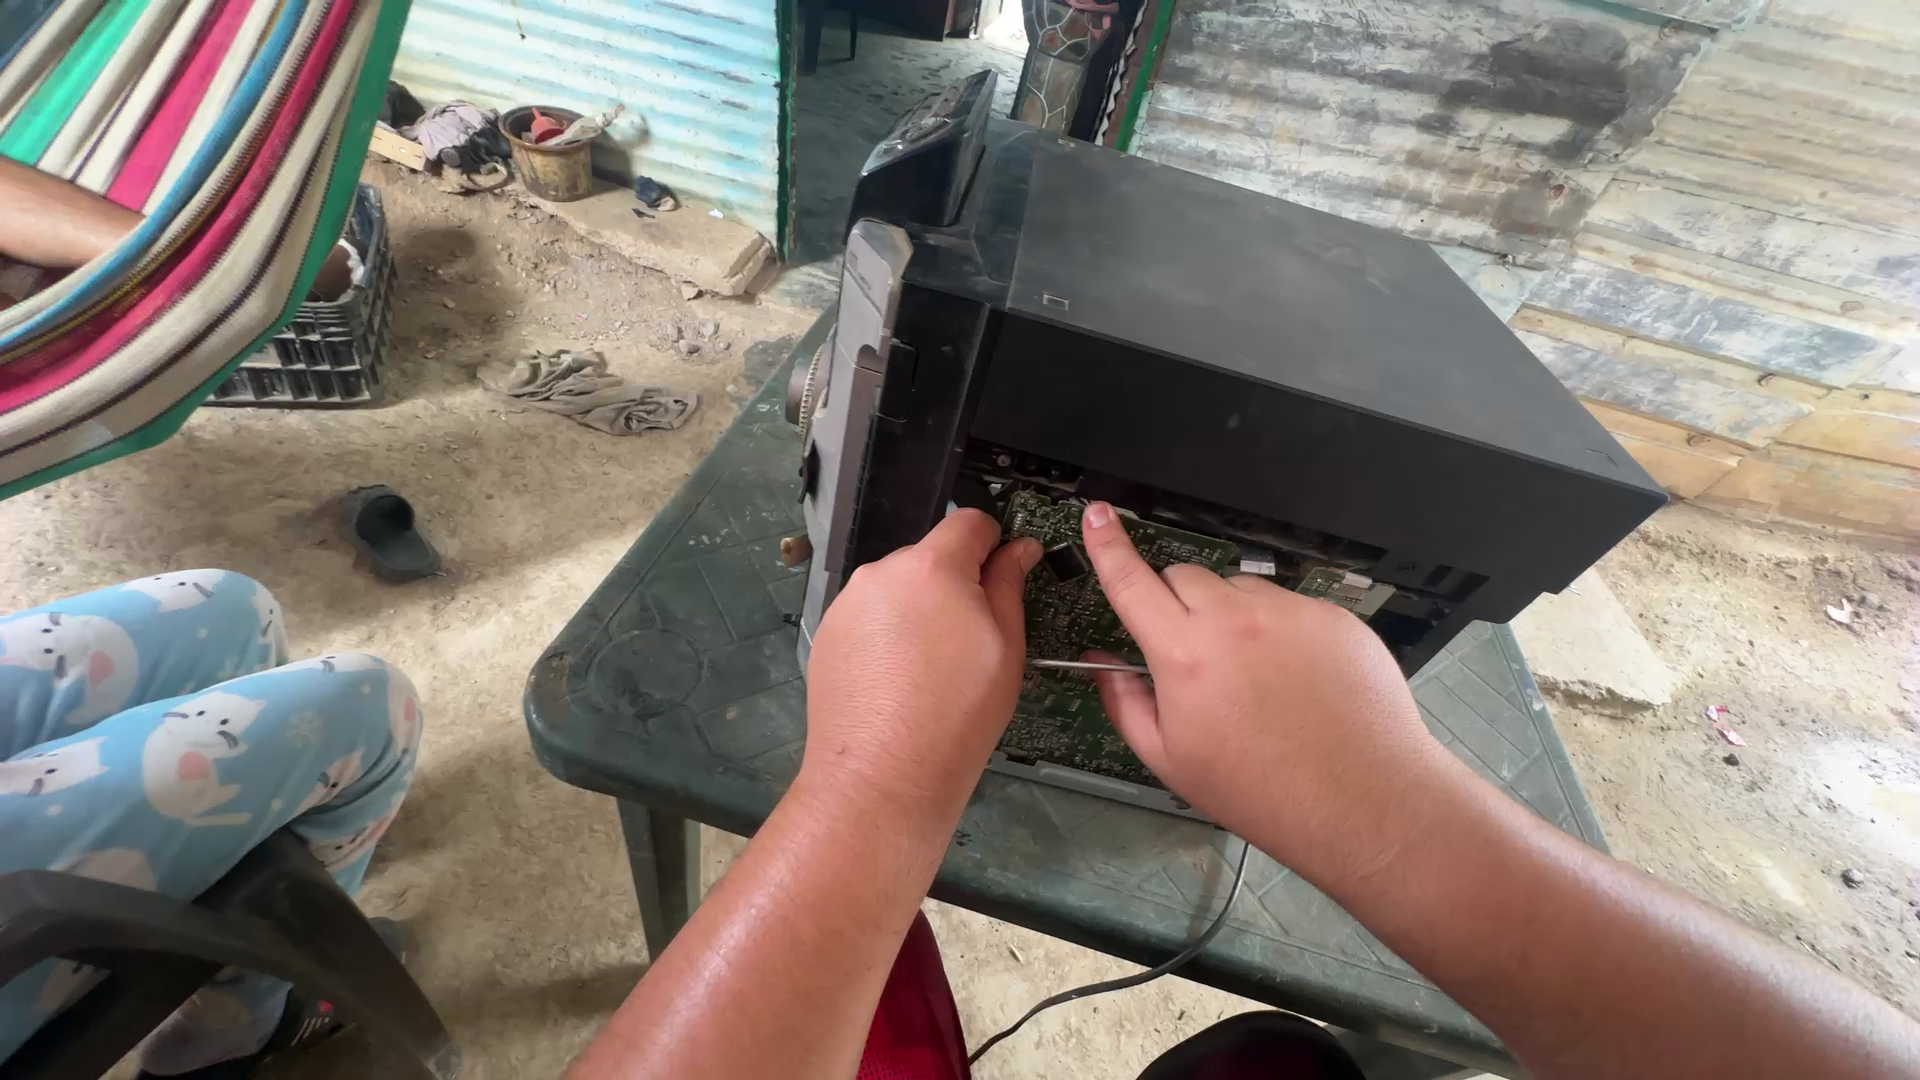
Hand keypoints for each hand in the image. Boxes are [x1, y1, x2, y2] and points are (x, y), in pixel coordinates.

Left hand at [800, 509, 1041, 831]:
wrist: (881, 777)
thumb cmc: (956, 715)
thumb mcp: (1004, 647)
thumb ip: (1009, 585)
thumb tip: (1020, 548)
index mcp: (931, 568)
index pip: (970, 521)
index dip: (993, 542)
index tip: (1001, 576)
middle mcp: (882, 572)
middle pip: (931, 555)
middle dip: (954, 582)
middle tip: (968, 638)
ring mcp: (848, 602)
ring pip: (899, 585)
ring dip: (919, 605)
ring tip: (929, 665)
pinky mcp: (828, 631)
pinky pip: (871, 613)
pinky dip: (888, 630)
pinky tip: (896, 676)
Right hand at [1079, 501, 1450, 883]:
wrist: (1366, 804)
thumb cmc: (1259, 790)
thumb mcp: (1169, 758)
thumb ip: (1123, 701)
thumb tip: (1100, 662)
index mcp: (1185, 655)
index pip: (1131, 582)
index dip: (1108, 544)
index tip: (1097, 514)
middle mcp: (1233, 620)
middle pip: (1181, 576)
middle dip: (1173, 602)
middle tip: (1192, 651)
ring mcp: (1288, 612)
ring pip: (1234, 588)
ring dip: (1226, 612)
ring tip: (1252, 669)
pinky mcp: (1330, 615)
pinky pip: (1285, 602)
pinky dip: (1275, 625)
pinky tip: (1295, 673)